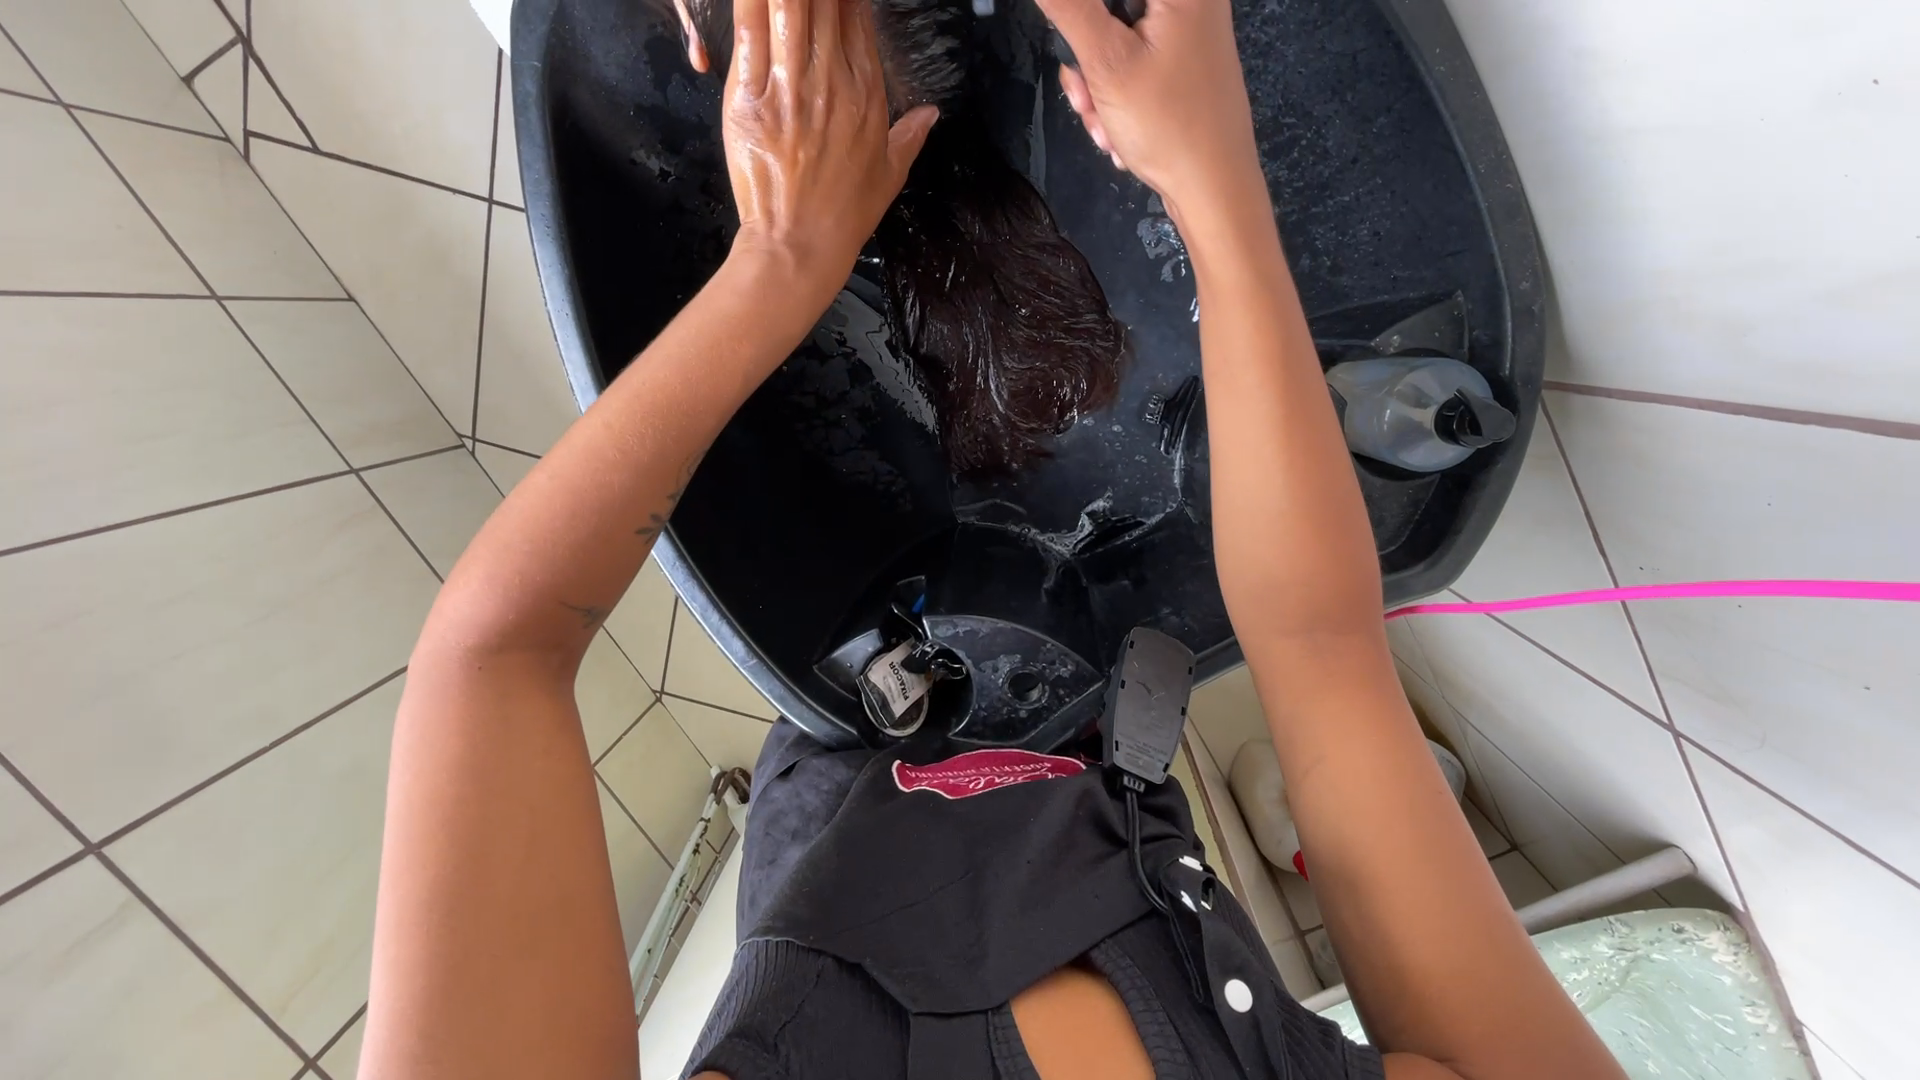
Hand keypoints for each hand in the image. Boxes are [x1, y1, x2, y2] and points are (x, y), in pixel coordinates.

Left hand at [721, 0, 937, 289]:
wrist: (799, 245)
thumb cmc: (844, 215)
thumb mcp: (890, 177)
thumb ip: (911, 137)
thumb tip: (932, 114)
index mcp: (865, 93)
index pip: (856, 13)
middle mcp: (830, 80)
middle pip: (823, 1)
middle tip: (815, 0)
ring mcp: (788, 86)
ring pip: (789, 4)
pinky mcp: (747, 96)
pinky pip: (749, 29)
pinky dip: (752, 3)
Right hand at [1037, 0, 1264, 228]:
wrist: (1214, 188)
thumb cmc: (1167, 124)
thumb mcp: (1107, 64)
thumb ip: (1070, 8)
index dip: (1086, 15)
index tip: (1076, 42)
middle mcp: (1192, 1)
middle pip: (1116, 14)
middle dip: (1089, 57)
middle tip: (1085, 98)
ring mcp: (1193, 37)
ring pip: (1123, 44)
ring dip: (1100, 88)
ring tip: (1105, 126)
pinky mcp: (1188, 69)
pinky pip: (1140, 68)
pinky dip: (1121, 99)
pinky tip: (1120, 131)